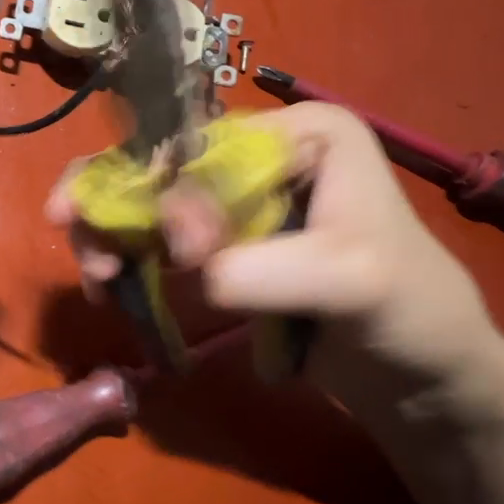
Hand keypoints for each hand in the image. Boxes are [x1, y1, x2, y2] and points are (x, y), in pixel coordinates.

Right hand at [47, 103, 503, 421]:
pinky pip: (149, 234)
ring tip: (96, 282)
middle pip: (157, 164)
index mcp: (302, 133)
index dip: (169, 192)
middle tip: (89, 257)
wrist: (414, 371)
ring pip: (141, 197)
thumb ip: (264, 266)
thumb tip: (180, 259)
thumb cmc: (404, 313)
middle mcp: (258, 151)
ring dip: (106, 234)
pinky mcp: (215, 239)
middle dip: (111, 205)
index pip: (209, 147)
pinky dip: (120, 256)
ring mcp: (232, 196)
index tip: (171, 254)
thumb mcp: (348, 283)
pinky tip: (108, 287)